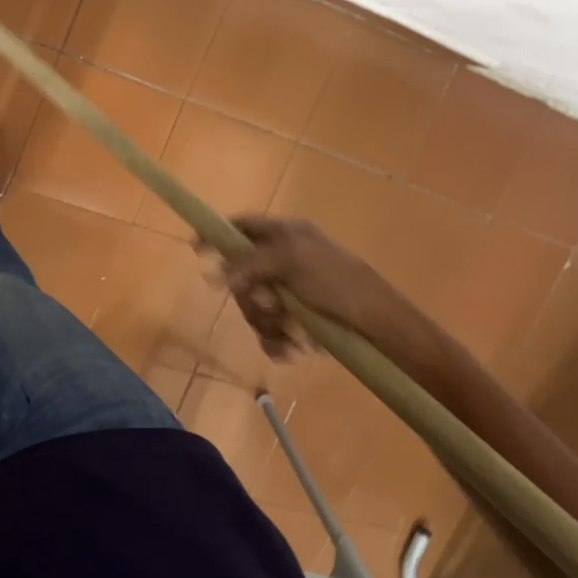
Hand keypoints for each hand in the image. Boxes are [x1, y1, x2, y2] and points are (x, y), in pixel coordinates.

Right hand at [202, 216, 420, 358]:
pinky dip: (277, 342)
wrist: (381, 327)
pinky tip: (292, 350)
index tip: (196, 251)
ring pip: (253, 308)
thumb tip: (213, 274)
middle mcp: (285, 261)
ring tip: (293, 335)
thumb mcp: (292, 261)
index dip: (218, 235)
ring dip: (268, 324)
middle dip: (253, 298)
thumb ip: (250, 262)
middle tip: (272, 306)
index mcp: (286, 235)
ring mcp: (289, 293)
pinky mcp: (295, 322)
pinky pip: (267, 332)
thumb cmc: (339, 284)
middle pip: (241, 276)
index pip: (243, 227)